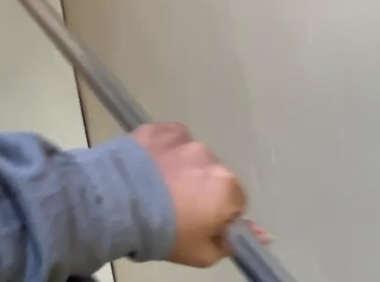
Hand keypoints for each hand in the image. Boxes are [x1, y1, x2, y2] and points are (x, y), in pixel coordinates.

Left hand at [131, 122, 264, 267]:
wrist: (118, 201)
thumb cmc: (164, 231)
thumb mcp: (204, 252)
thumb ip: (232, 240)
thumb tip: (261, 233)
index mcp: (226, 186)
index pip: (235, 201)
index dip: (218, 213)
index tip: (200, 220)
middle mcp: (209, 156)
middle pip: (213, 174)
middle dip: (201, 186)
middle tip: (176, 203)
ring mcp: (182, 138)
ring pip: (191, 154)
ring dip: (183, 166)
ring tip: (158, 183)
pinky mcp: (157, 127)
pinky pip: (170, 138)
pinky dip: (165, 148)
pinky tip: (150, 164)